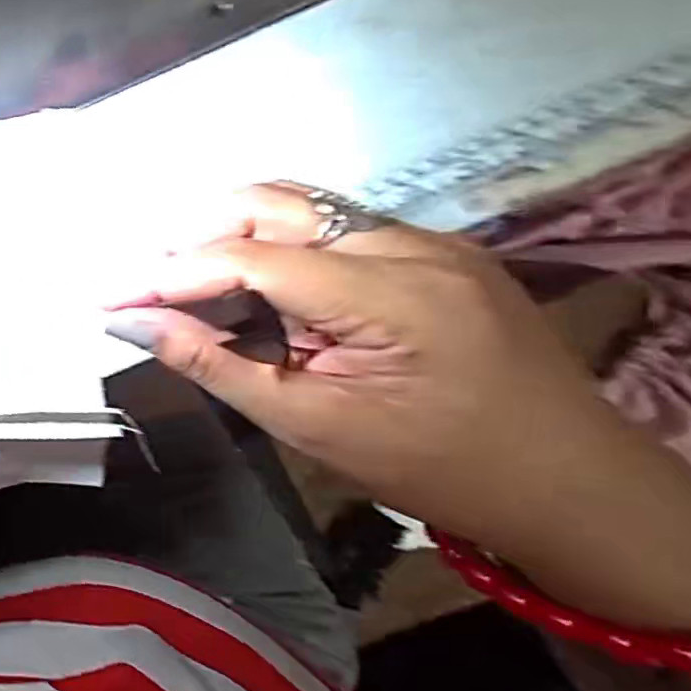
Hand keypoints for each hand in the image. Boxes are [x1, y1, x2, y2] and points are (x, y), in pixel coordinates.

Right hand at [106, 183, 690, 631]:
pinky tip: (257, 290)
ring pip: (300, 207)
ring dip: (234, 236)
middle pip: (275, 204)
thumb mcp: (311, 426)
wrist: (575, 486)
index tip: (115, 298)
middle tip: (150, 285)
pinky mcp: (431, 250)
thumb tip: (137, 324)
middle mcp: (411, 245)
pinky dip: (276, 249)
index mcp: (393, 296)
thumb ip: (216, 365)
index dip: (173, 275)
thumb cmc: (436, 468)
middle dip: (197, 236)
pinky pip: (331, 228)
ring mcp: (428, 240)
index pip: (252, 258)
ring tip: (192, 284)